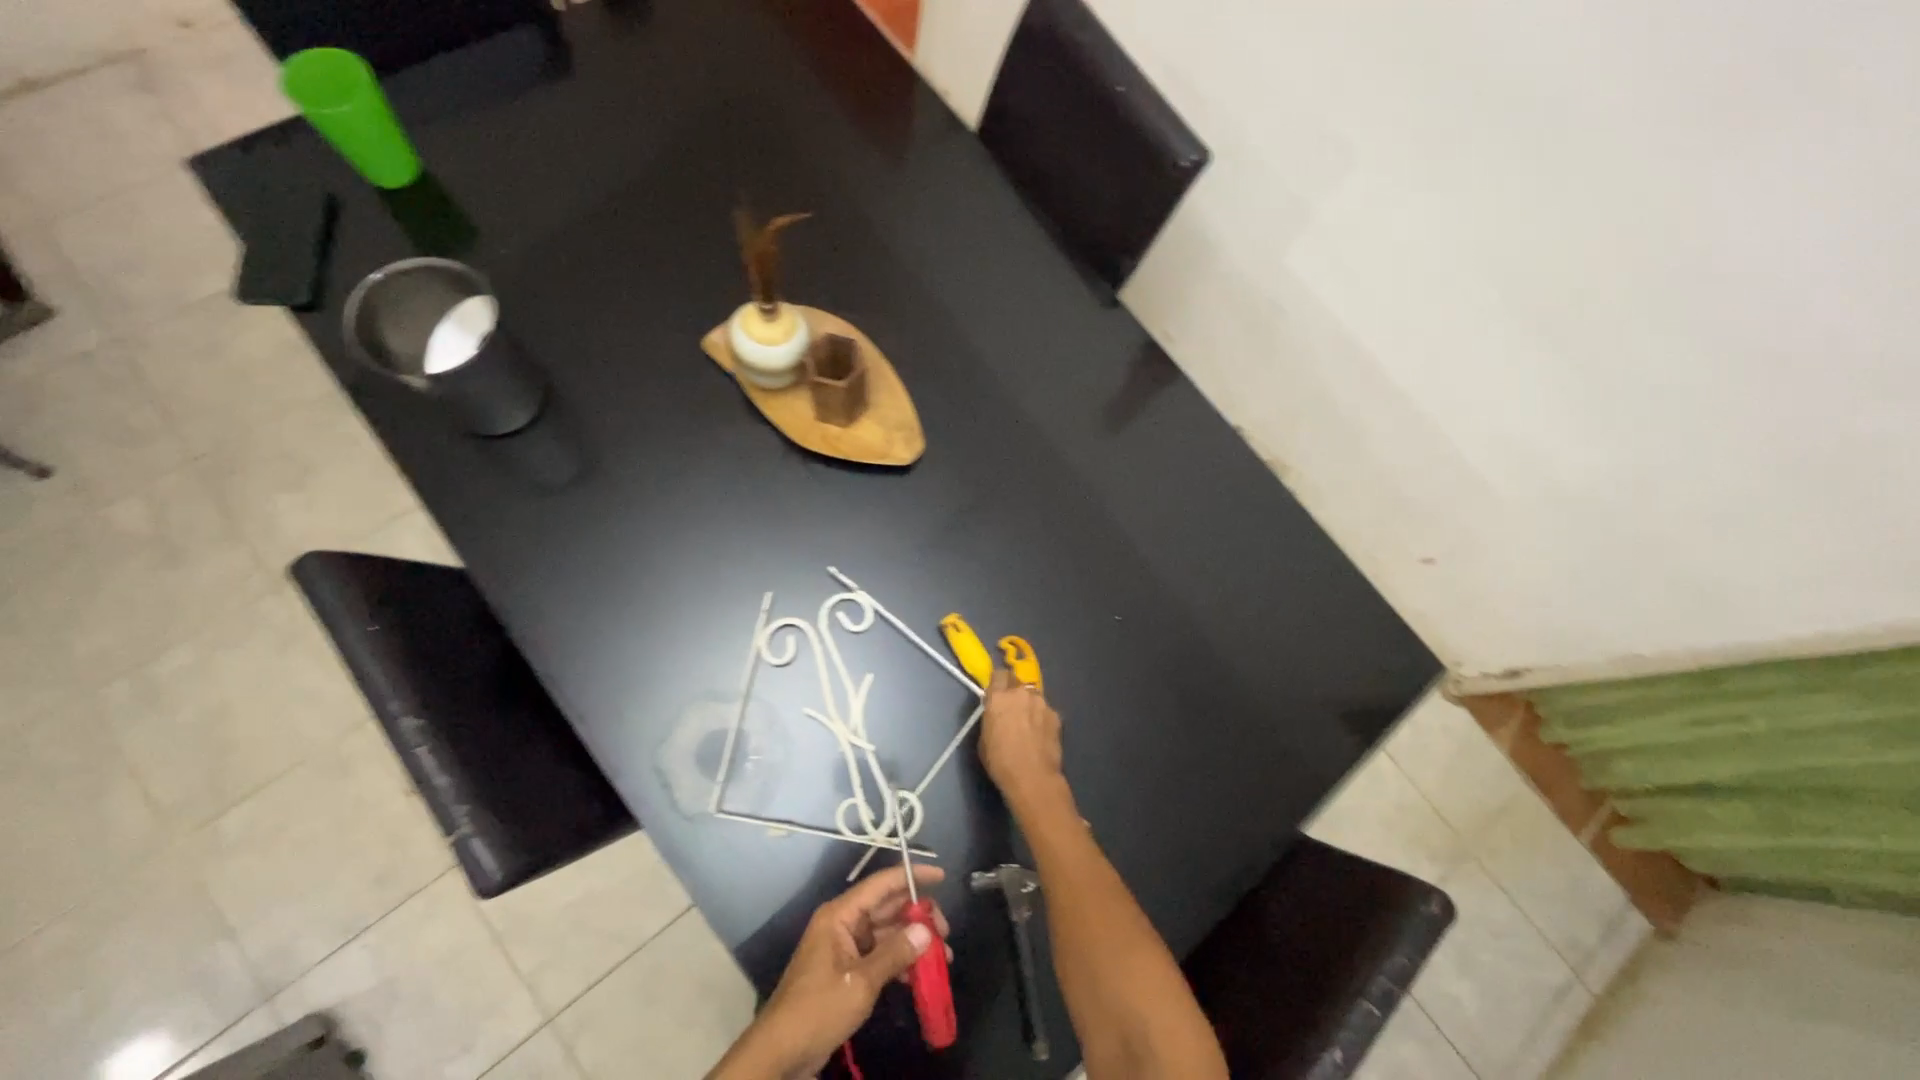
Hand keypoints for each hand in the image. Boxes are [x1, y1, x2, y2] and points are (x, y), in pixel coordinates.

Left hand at [715, 866, 948, 1078]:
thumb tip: (926, 931)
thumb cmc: (818, 1009)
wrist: (782, 1050)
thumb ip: (895, 953)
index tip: (942, 877)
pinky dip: (899, 961)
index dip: (912, 876)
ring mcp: (844, 947)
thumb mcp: (860, 982)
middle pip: (886, 907)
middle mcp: (842, 924)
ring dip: (912, 942)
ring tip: (942, 958)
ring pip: (886, 932)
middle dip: (918, 916)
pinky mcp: (846, 970)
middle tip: (946, 934)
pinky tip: (920, 976)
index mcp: (840, 915)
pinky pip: (879, 954)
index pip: (881, 884)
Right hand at [980, 669, 1067, 808]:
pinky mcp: (1056, 715)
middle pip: (1017, 682)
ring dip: (1029, 704)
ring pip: (1033, 696)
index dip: (997, 683)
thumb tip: (997, 714)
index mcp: (999, 697)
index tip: (996, 693)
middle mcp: (1021, 693)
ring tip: (1029, 723)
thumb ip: (991, 717)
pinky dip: (1042, 717)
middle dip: (1013, 692)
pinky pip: (1046, 710)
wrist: (1032, 777)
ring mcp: (1041, 702)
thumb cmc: (1000, 761)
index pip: (998, 674)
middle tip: (1012, 709)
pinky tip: (1041, 734)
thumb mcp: (984, 738)